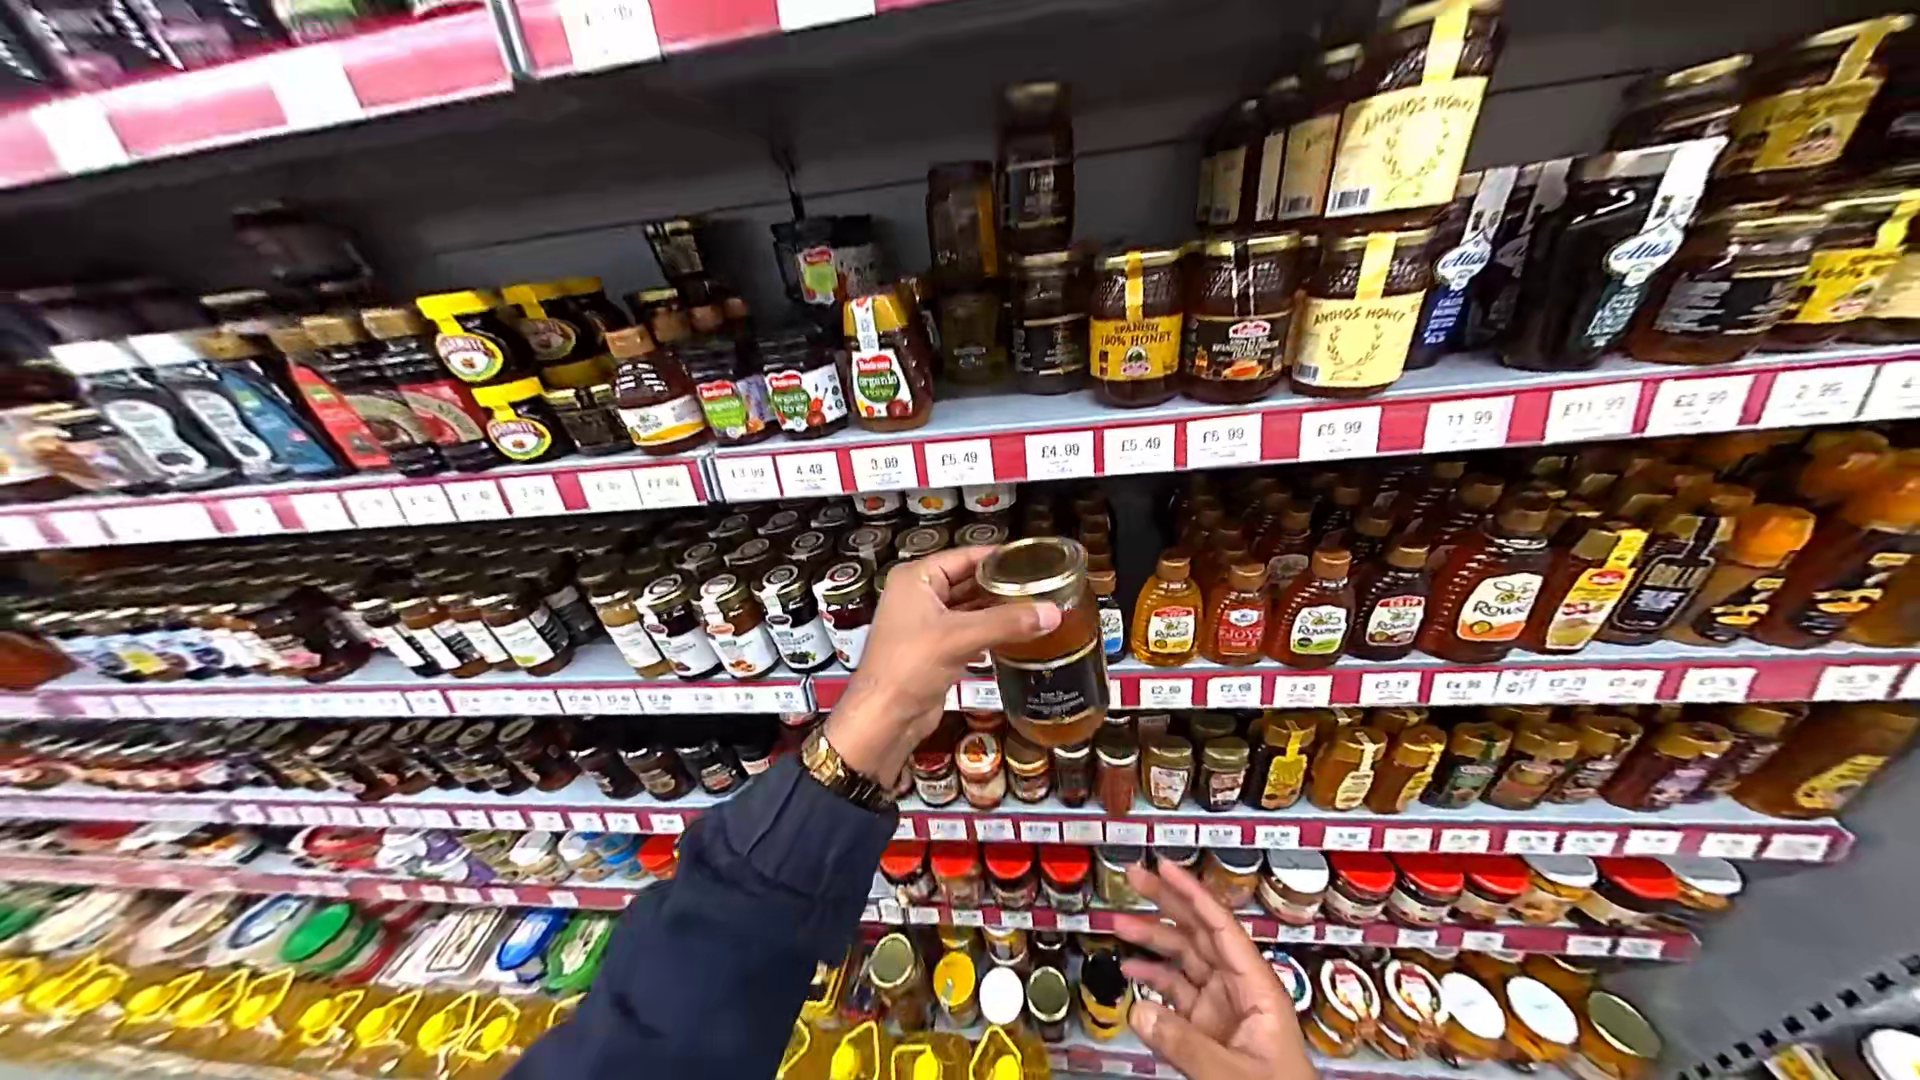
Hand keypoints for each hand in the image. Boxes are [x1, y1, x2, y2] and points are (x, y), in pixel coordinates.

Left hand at [823, 546, 1059, 787]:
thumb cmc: (910, 666)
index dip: (998, 558)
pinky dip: (989, 632)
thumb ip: (1007, 622)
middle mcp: (919, 595)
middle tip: (1041, 586)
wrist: (884, 718)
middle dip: (1001, 586)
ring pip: (969, 609)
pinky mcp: (935, 649)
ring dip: (997, 611)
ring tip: (1035, 608)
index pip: (964, 556)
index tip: (1033, 559)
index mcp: (915, 578)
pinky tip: (1017, 635)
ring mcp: (925, 623)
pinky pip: (968, 632)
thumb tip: (1053, 612)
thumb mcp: (960, 637)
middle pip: (968, 581)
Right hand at [1111, 861, 1313, 1079]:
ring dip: (1151, 940)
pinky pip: (1175, 994)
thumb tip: (1137, 1011)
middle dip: (1166, 903)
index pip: (1221, 927)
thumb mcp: (1237, 1079)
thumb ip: (1186, 1046)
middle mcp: (1239, 991)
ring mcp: (1222, 1011)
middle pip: (1198, 934)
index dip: (1191, 893)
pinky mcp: (1208, 1033)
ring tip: (1119, 924)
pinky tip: (1130, 971)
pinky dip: (1152, 980)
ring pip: (1183, 959)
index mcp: (1258, 989)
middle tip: (1135, 878)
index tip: (1164, 868)